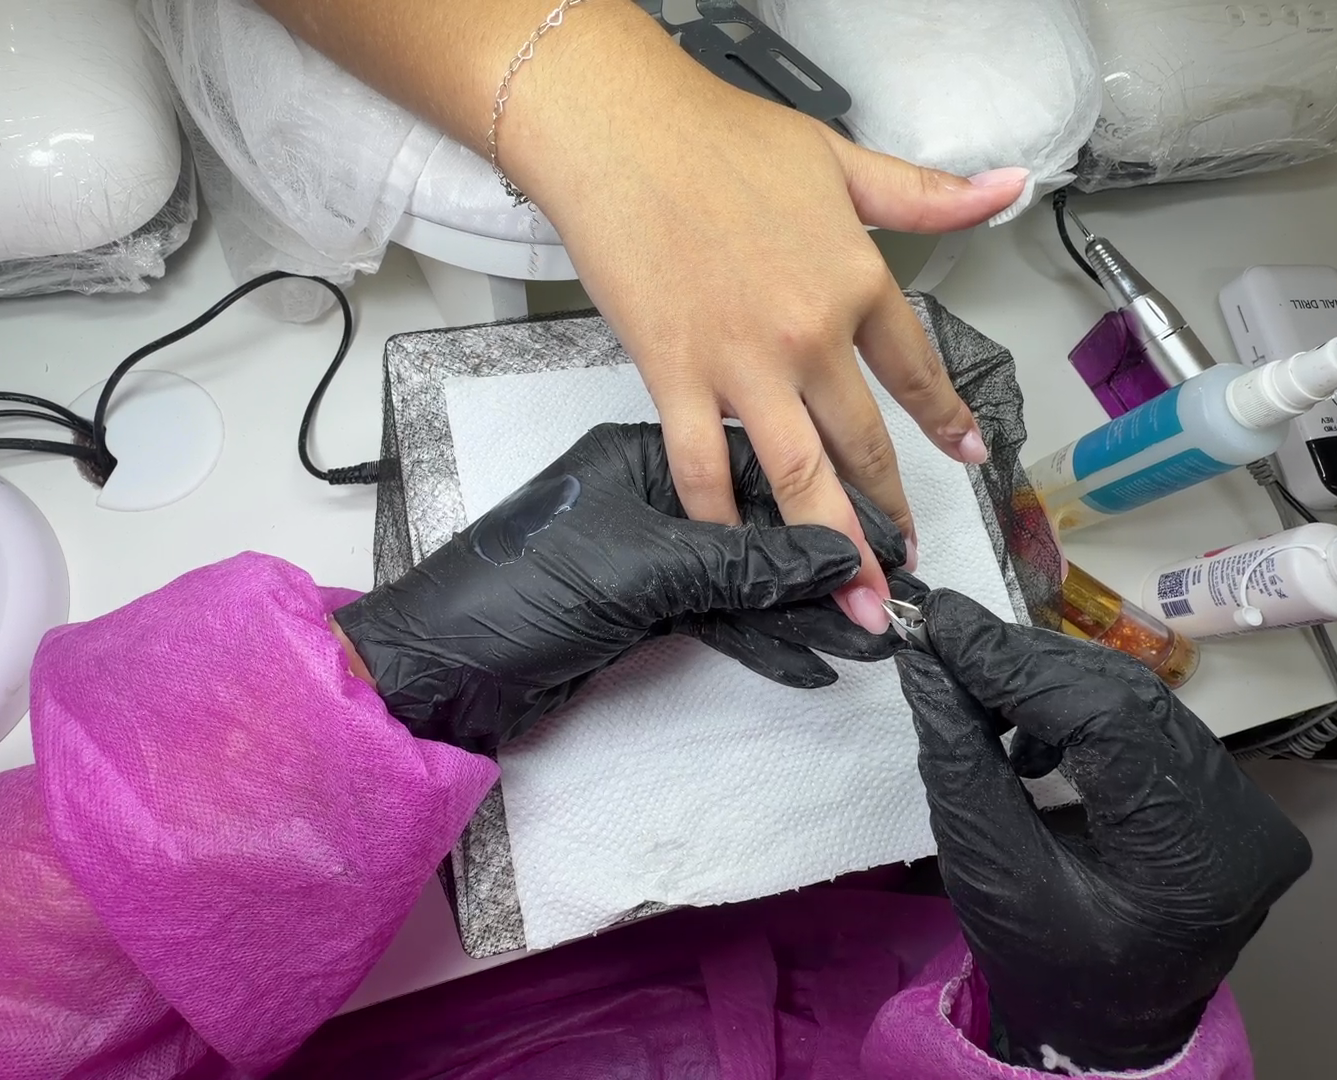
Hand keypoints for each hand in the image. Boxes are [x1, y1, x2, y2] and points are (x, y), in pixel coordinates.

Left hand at [336, 423, 905, 751]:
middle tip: (887, 597)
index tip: (884, 543)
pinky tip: (808, 661)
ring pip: (741, 579)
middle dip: (819, 568)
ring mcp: (650, 555)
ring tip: (862, 640)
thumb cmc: (530, 588)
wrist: (449, 666)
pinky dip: (758, 639)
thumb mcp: (640, 567)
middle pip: (757, 527)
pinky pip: (715, 617)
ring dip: (797, 613)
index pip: (757, 469)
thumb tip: (838, 561)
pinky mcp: (644, 606)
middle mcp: (654, 496)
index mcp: (646, 456)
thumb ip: (741, 563)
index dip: (824, 507)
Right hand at [501, 9, 1026, 631]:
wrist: (621, 135)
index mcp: (855, 282)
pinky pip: (701, 468)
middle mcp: (808, 337)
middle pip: (862, 447)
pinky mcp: (674, 380)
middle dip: (890, 516)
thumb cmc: (718, 141)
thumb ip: (922, 194)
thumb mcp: (838, 159)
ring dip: (831, 545)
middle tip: (905, 565)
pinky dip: (719, 518)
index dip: (945, 423)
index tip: (963, 460)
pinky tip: (736, 553)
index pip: (917, 373)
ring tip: (853, 596)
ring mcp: (740, 367)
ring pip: (796, 475)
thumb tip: (1005, 190)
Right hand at [895, 590, 1310, 1071]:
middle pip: (1122, 694)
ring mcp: (1238, 801)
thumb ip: (955, 754)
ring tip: (971, 681)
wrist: (1105, 1022)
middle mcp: (1239, 818)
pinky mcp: (1213, 788)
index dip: (1013, 663)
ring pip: (1128, 693)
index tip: (940, 625)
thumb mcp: (984, 864)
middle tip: (943, 637)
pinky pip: (1134, 713)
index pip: (1105, 718)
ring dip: (1038, 673)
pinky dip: (1065, 699)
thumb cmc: (1043, 962)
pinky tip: (1022, 725)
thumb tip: (922, 662)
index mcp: (1191, 858)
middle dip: (1020, 659)